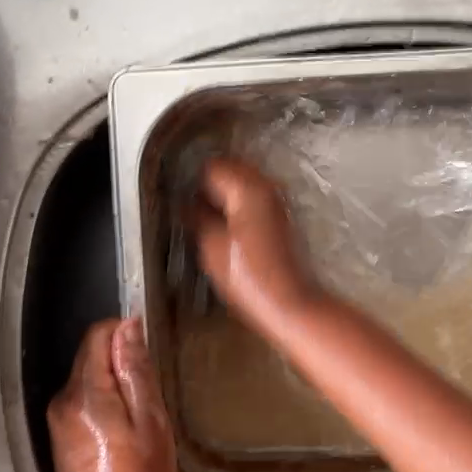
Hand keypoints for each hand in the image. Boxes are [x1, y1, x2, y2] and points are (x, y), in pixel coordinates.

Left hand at [48, 317, 176, 471]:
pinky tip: (123, 433)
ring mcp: (57, 419)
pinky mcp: (60, 435)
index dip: (124, 335)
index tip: (147, 357)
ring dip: (114, 385)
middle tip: (147, 398)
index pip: (97, 335)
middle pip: (90, 356)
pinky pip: (83, 401)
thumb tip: (128, 326)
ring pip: (88, 378)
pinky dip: (104, 404)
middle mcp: (63, 400)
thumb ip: (136, 370)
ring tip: (138, 420)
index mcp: (85, 393)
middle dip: (120, 363)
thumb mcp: (150, 420)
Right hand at [191, 157, 320, 330]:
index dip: (193, 182)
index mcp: (247, 188)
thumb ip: (196, 216)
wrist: (288, 304)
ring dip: (225, 196)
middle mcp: (266, 186)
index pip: (212, 167)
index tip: (182, 203)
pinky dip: (239, 206)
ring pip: (243, 183)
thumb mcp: (211, 246)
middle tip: (193, 212)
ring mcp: (277, 200)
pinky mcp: (281, 216)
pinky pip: (254, 198)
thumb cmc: (247, 276)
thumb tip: (186, 204)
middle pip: (230, 170)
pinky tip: (228, 229)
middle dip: (210, 186)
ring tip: (209, 222)